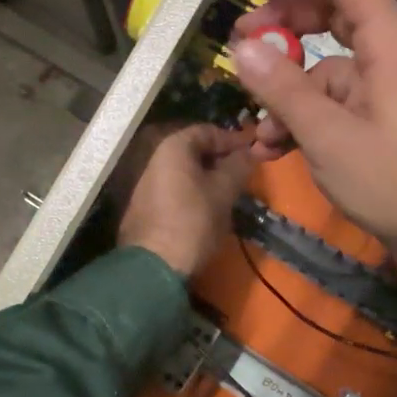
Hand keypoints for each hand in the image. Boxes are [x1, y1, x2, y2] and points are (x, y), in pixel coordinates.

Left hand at [115, 123, 255, 276]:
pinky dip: (192, 191)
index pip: (208, 131)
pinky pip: (173, 188)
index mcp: (173, 147)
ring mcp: (144, 182)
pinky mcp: (143, 206)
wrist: (154, 266)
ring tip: (229, 192)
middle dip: (219, 160)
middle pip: (193, 150)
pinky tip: (206, 207)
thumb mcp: (224, 192)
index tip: (254, 153)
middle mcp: (154, 157)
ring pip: (183, 171)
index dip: (233, 140)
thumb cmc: (193, 221)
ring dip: (206, 177)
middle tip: (243, 173)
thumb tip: (251, 151)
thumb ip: (239, 166)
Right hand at [230, 0, 396, 352]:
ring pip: (328, 68)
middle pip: (335, 16)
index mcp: (390, 43)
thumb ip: (282, 88)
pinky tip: (274, 149)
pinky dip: (304, 117)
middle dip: (284, 26)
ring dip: (287, 90)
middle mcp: (392, 56)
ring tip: (256, 128)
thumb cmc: (394, 181)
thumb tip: (241, 48)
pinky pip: (336, 103)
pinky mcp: (383, 120)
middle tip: (242, 41)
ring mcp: (388, 90)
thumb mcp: (328, 135)